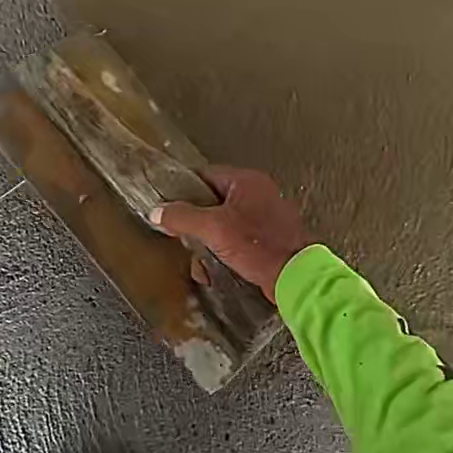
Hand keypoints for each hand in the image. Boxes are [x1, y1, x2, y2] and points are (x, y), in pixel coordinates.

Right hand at [150, 166, 315, 302]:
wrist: (294, 276)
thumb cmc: (259, 246)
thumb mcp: (213, 228)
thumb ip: (182, 217)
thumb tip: (158, 211)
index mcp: (247, 182)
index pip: (205, 175)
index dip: (184, 190)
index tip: (169, 206)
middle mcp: (258, 195)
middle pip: (212, 203)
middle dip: (196, 227)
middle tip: (186, 239)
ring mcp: (264, 218)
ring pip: (222, 227)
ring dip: (208, 246)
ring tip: (203, 262)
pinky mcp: (267, 241)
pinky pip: (236, 243)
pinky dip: (223, 256)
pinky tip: (216, 271)